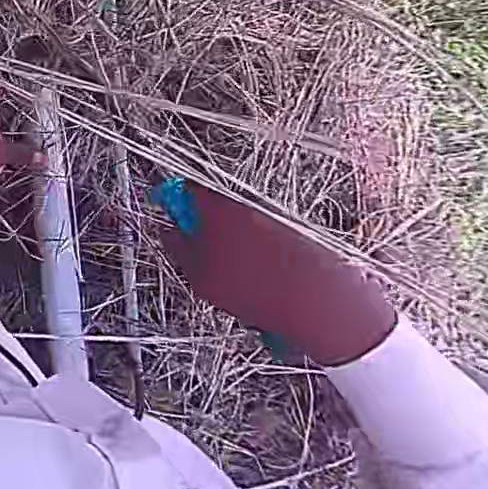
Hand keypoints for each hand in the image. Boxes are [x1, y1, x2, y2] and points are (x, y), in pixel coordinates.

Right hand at [157, 185, 396, 365]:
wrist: (318, 300)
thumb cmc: (254, 285)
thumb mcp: (198, 274)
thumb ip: (177, 247)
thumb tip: (168, 234)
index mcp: (217, 204)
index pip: (185, 189)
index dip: (174, 202)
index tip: (171, 217)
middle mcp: (246, 201)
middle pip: (215, 206)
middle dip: (206, 228)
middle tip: (202, 257)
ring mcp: (273, 214)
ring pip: (242, 225)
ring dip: (235, 246)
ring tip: (237, 280)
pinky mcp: (295, 231)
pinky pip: (267, 240)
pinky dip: (261, 257)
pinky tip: (263, 286)